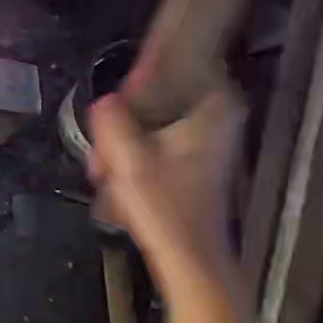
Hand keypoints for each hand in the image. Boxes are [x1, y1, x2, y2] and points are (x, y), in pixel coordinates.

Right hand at [87, 80, 245, 271]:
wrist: (188, 258)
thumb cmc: (163, 207)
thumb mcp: (127, 158)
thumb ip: (111, 121)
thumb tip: (105, 101)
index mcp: (213, 110)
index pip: (181, 64)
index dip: (147, 72)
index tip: (124, 88)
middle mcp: (218, 119)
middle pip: (161, 95)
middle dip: (126, 117)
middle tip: (105, 140)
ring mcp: (208, 142)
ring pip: (154, 120)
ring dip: (124, 138)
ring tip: (104, 166)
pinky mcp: (195, 162)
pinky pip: (156, 140)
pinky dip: (135, 152)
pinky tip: (115, 174)